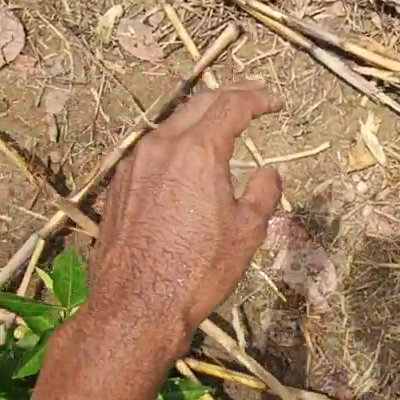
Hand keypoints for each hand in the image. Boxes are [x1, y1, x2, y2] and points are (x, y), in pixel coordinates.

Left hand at [82, 86, 282, 354]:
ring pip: (174, 123)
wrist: (138, 305)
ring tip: (225, 120)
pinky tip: (192, 155)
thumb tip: (268, 174)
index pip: (231, 108)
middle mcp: (161, 147)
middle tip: (255, 96)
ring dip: (203, 116)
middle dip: (231, 95)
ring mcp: (135, 164)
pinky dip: (181, 140)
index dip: (258, 100)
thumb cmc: (198, 269)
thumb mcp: (248, 231)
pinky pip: (156, 148)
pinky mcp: (122, 185)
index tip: (276, 101)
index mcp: (197, 152)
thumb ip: (262, 192)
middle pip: (199, 104)